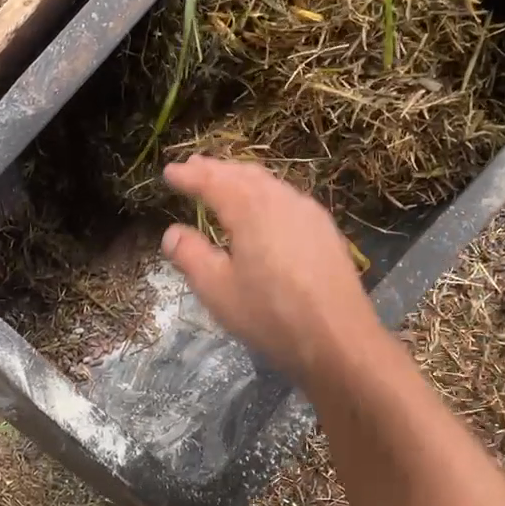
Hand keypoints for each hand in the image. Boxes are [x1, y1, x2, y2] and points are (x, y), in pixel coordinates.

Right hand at [161, 156, 380, 380]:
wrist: (336, 338)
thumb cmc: (269, 315)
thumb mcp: (217, 290)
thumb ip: (190, 256)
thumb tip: (172, 233)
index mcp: (252, 211)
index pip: (214, 182)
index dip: (189, 176)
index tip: (168, 172)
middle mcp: (283, 201)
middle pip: (245, 175)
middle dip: (216, 169)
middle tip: (192, 167)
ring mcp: (309, 214)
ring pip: (269, 184)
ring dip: (241, 178)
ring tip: (222, 180)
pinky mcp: (323, 231)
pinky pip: (285, 198)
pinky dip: (263, 193)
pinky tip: (260, 206)